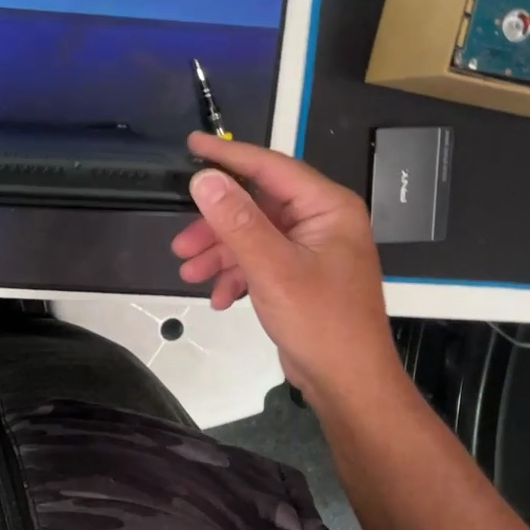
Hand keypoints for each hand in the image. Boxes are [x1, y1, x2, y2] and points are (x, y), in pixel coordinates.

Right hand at [171, 133, 399, 395]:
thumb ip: (236, 221)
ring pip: (253, 235)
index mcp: (328, 208)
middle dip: (216, 225)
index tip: (192, 146)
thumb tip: (204, 180)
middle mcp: (322, 221)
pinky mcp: (300, 275)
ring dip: (220, 253)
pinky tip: (218, 296)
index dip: (228, 156)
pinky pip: (260, 260)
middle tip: (181, 242)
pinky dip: (236, 274)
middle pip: (256, 205)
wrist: (347, 383)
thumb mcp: (272, 268)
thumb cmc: (321, 323)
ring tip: (190, 272)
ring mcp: (311, 249)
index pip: (270, 167)